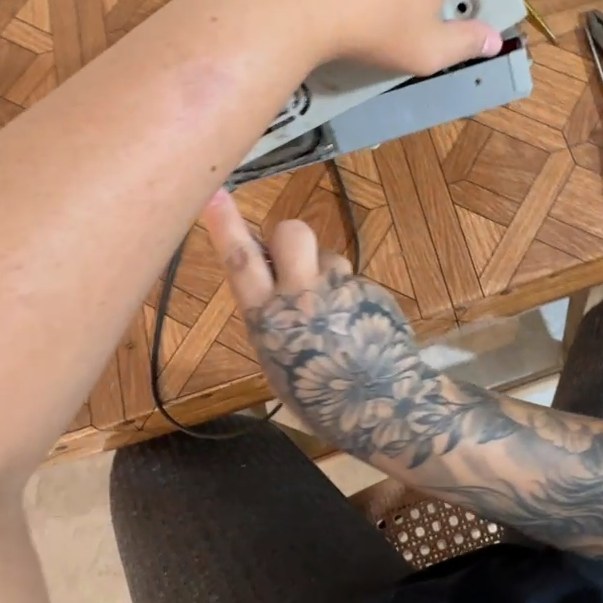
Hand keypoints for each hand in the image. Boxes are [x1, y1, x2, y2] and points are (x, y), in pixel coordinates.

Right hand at [202, 190, 446, 452]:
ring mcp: (342, 289)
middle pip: (292, 231)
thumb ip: (272, 321)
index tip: (215, 193)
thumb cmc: (322, 400)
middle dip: (287, 236)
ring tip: (335, 315)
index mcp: (268, 319)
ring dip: (326, 275)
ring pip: (329, 258)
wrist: (386, 409)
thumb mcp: (278, 363)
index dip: (226, 225)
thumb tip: (273, 293)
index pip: (242, 261)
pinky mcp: (373, 291)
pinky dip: (353, 298)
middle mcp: (302, 296)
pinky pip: (354, 282)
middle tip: (291, 258)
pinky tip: (360, 329)